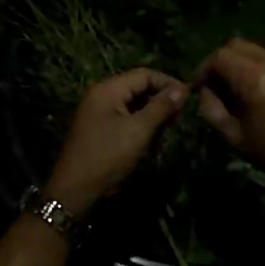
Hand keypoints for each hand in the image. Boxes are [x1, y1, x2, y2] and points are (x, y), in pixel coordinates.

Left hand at [44, 69, 188, 217]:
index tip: (189, 99)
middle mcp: (101, 96)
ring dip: (152, 116)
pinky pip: (125, 119)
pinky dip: (140, 127)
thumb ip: (160, 107)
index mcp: (107, 90)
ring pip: (133, 105)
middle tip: (177, 119)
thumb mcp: (138, 131)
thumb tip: (182, 89)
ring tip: (165, 133)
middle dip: (160, 101)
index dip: (168, 83)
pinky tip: (150, 142)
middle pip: (138, 88)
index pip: (144, 75)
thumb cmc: (108, 157)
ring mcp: (99, 113)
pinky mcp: (100, 130)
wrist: (75, 191)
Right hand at [196, 39, 264, 193]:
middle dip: (219, 62)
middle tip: (212, 86)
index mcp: (255, 80)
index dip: (203, 69)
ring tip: (231, 90)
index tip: (197, 88)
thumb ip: (211, 109)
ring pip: (252, 49)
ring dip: (236, 63)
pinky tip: (251, 91)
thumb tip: (204, 91)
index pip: (219, 57)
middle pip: (235, 45)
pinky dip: (252, 67)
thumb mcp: (234, 137)